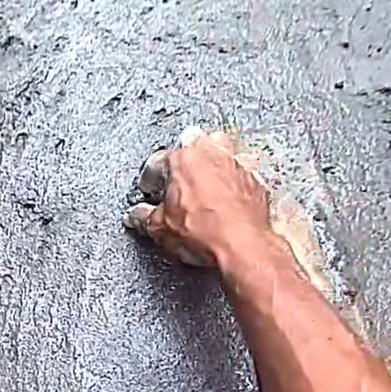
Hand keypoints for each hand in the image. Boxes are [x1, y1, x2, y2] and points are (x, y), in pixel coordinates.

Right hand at [124, 128, 279, 271]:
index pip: (156, 163)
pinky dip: (230, 184)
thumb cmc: (205, 231)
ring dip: (208, 167)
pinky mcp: (254, 179)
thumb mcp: (161, 228)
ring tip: (202, 190)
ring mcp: (235, 162)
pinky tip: (224, 201)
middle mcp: (210, 152)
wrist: (243, 244)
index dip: (148, 181)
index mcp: (181, 157)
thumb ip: (144, 217)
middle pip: (190, 147)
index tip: (149, 192)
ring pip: (217, 154)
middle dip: (182, 163)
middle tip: (176, 185)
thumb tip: (136, 216)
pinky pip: (237, 174)